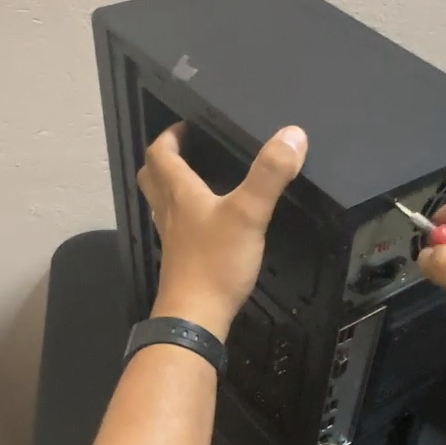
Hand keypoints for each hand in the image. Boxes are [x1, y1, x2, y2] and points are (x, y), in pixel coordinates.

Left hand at [140, 122, 307, 338]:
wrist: (195, 318)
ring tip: (191, 183)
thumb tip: (293, 136)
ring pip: (161, 205)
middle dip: (163, 160)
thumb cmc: (216, 264)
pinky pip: (176, 231)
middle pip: (152, 178)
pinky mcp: (181, 263)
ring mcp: (173, 240)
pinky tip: (203, 227)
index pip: (161, 154)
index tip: (186, 127)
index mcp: (180, 194)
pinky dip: (184, 220)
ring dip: (169, 189)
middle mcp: (170, 213)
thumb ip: (270, 174)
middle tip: (182, 151)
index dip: (170, 137)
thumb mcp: (249, 213)